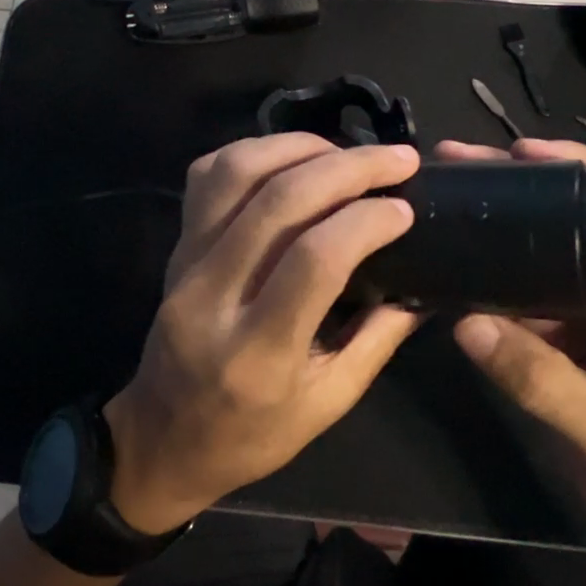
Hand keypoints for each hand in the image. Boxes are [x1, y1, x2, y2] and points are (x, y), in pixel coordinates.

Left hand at [102, 134, 421, 533]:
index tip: (406, 208)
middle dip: (346, 168)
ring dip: (297, 147)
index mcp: (258, 352)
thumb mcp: (326, 406)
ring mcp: (186, 264)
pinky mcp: (175, 247)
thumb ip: (375, 342)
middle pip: (277, 203)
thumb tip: (423, 286)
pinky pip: (207, 178)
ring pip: (234, 174)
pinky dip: (253, 153)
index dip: (365, 221)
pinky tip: (293, 159)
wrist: (162, 437)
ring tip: (345, 152)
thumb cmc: (250, 435)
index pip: (314, 259)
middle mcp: (214, 297)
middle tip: (396, 158)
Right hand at [437, 139, 585, 572]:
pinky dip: (493, 285)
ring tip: (453, 196)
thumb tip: (465, 322)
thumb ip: (541, 380)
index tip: (526, 150)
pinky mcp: (571, 345)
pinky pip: (527, 303)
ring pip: (550, 261)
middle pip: (584, 227)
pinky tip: (457, 260)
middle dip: (526, 193)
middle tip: (462, 161)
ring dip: (505, 234)